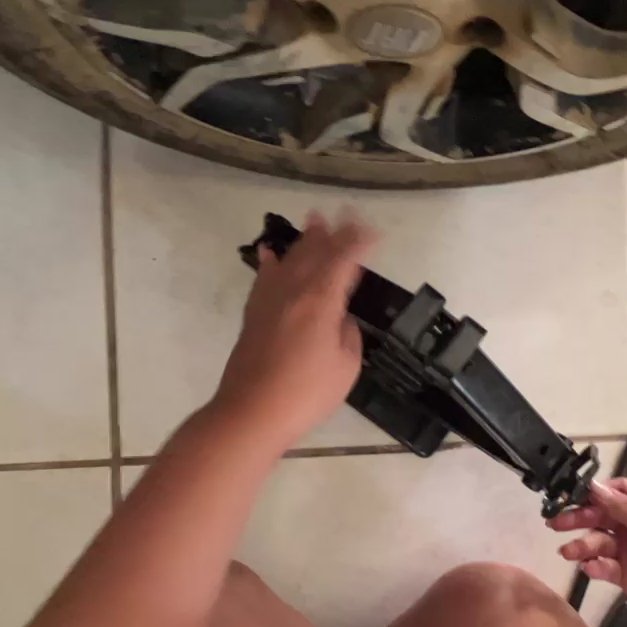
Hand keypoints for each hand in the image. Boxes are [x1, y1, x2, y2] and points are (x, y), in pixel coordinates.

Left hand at [213, 210, 374, 445]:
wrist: (252, 411)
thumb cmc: (306, 393)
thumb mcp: (345, 368)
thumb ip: (348, 336)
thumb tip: (340, 320)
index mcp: (321, 302)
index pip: (343, 261)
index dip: (359, 243)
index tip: (373, 232)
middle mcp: (294, 292)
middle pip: (315, 252)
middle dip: (332, 232)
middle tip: (345, 214)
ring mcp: (270, 301)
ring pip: (289, 260)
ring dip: (304, 240)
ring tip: (314, 220)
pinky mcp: (254, 315)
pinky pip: (263, 279)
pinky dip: (269, 263)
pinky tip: (268, 254)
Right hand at [549, 478, 626, 626]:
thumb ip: (624, 508)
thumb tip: (595, 486)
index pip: (618, 492)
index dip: (597, 492)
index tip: (573, 496)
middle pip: (602, 516)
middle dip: (578, 519)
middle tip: (554, 524)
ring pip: (598, 542)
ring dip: (582, 545)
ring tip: (567, 553)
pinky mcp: (625, 576)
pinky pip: (604, 566)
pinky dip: (594, 566)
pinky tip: (589, 569)